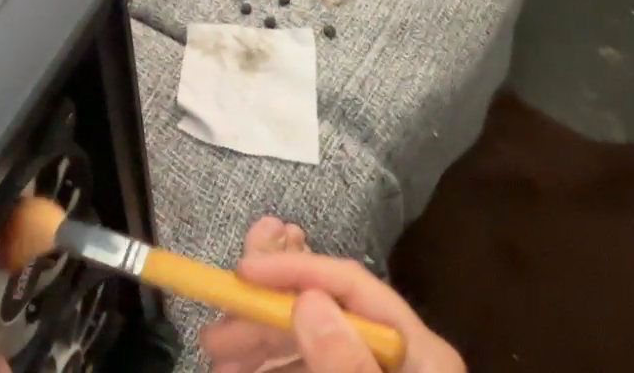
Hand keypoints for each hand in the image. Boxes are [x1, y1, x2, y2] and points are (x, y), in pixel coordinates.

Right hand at [200, 218, 464, 372]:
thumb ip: (347, 364)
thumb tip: (308, 300)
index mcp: (419, 351)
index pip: (350, 283)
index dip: (293, 270)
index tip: (240, 274)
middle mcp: (397, 355)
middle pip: (322, 312)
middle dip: (263, 314)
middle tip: (214, 327)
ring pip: (307, 340)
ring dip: (259, 340)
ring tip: (218, 353)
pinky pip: (306, 367)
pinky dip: (272, 363)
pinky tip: (243, 366)